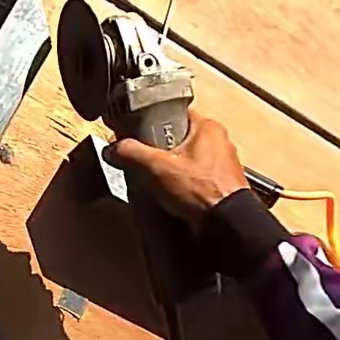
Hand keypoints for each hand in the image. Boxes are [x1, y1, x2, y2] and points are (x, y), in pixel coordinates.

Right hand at [106, 116, 249, 226]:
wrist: (225, 224)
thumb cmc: (202, 191)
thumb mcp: (156, 167)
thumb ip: (131, 153)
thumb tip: (114, 148)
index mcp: (208, 127)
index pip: (174, 114)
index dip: (153, 123)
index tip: (139, 134)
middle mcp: (220, 141)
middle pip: (179, 137)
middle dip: (160, 149)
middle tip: (146, 161)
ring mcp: (224, 163)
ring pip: (187, 158)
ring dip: (172, 168)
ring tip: (158, 180)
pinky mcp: (223, 183)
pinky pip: (195, 177)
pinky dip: (183, 183)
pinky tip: (173, 194)